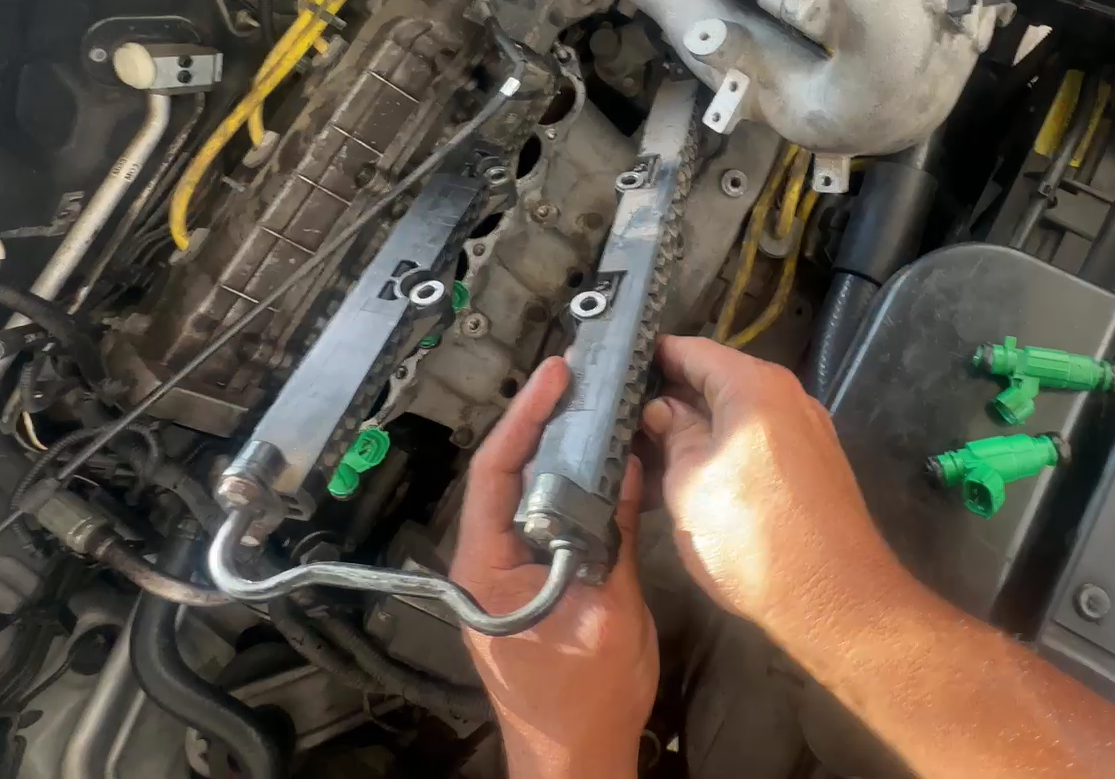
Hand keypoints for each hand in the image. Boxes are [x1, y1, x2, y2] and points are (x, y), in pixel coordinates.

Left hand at [451, 356, 656, 777]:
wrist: (575, 760)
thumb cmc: (587, 697)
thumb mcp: (611, 612)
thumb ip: (613, 536)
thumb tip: (628, 465)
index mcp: (488, 566)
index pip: (497, 472)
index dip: (524, 417)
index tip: (555, 375)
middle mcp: (486, 560)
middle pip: (508, 473)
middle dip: (539, 421)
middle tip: (578, 376)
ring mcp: (505, 570)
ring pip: (527, 492)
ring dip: (555, 448)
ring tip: (590, 403)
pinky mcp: (528, 577)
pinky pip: (545, 515)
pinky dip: (569, 483)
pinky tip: (599, 461)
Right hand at [640, 335, 901, 641]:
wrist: (837, 598)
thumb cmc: (753, 534)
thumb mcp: (691, 483)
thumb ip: (673, 434)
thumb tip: (662, 408)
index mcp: (755, 385)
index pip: (693, 350)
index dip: (654, 356)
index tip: (617, 369)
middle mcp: (787, 394)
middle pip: (718, 378)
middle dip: (673, 395)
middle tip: (626, 417)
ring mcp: (806, 426)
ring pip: (738, 411)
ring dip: (698, 426)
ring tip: (652, 451)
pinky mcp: (814, 460)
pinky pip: (759, 435)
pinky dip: (726, 445)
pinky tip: (696, 474)